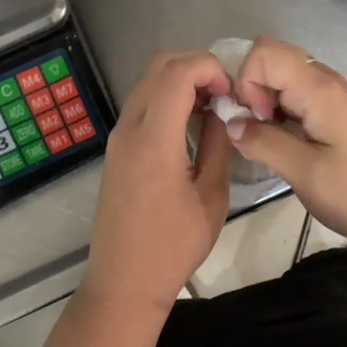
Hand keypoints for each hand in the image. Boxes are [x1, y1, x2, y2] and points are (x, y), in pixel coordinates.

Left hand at [82, 50, 232, 314]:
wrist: (123, 282)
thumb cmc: (172, 247)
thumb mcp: (211, 198)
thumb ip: (217, 146)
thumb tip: (222, 111)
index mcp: (154, 140)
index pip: (177, 73)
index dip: (208, 67)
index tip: (231, 90)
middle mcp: (130, 127)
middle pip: (159, 65)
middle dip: (196, 65)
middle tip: (223, 91)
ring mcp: (118, 134)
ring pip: (148, 79)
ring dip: (180, 78)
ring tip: (210, 103)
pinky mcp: (116, 145)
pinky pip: (141, 100)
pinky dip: (166, 94)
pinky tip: (189, 118)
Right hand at [228, 36, 346, 249]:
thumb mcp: (305, 173)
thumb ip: (264, 143)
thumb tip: (231, 122)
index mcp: (317, 88)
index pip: (264, 52)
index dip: (248, 82)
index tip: (257, 121)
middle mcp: (324, 79)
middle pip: (272, 56)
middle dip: (252, 86)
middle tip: (261, 129)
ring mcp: (331, 92)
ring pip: (282, 73)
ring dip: (266, 99)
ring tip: (273, 139)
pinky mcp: (335, 108)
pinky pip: (296, 91)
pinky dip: (281, 108)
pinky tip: (289, 141)